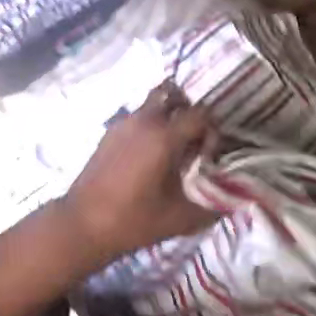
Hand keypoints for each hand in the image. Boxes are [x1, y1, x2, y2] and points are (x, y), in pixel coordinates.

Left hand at [58, 83, 220, 262]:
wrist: (84, 222)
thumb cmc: (134, 220)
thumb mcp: (180, 219)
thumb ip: (212, 206)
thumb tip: (231, 199)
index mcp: (164, 136)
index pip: (200, 113)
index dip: (211, 131)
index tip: (208, 155)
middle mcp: (145, 120)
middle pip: (173, 93)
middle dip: (188, 110)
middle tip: (192, 139)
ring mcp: (124, 122)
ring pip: (153, 102)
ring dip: (168, 115)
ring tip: (171, 148)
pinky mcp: (110, 131)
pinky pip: (137, 116)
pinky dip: (149, 125)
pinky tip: (148, 156)